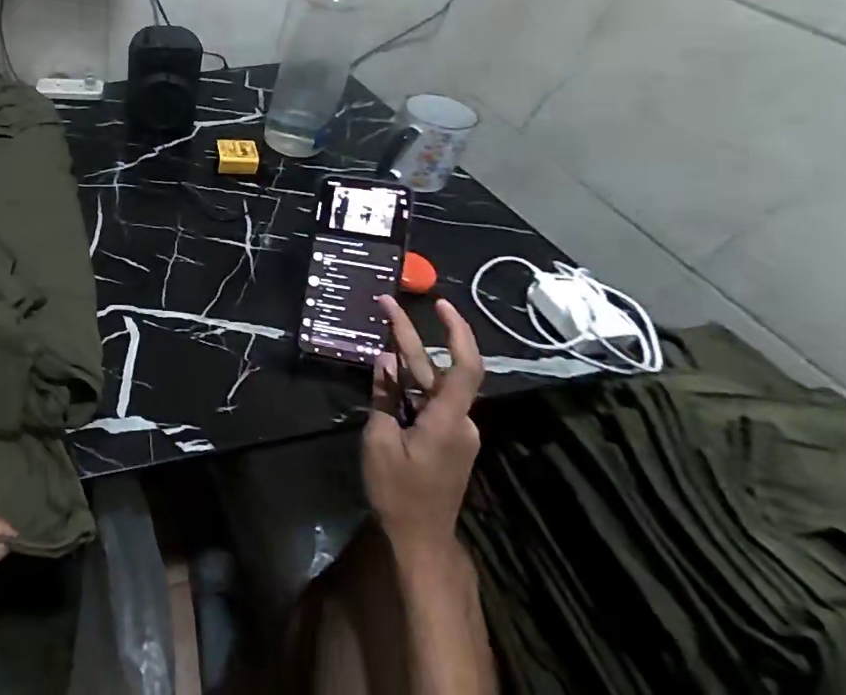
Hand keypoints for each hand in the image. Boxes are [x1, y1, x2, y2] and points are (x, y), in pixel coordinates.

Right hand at [363, 297, 483, 555]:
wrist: (420, 540)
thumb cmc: (398, 492)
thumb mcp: (380, 441)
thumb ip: (385, 397)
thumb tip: (386, 359)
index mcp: (448, 420)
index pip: (465, 365)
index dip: (457, 331)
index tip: (440, 304)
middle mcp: (460, 422)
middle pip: (439, 369)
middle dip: (410, 336)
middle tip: (385, 305)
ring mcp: (457, 433)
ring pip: (433, 386)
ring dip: (409, 362)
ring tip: (383, 333)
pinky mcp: (449, 442)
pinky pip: (431, 404)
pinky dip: (411, 386)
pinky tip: (390, 375)